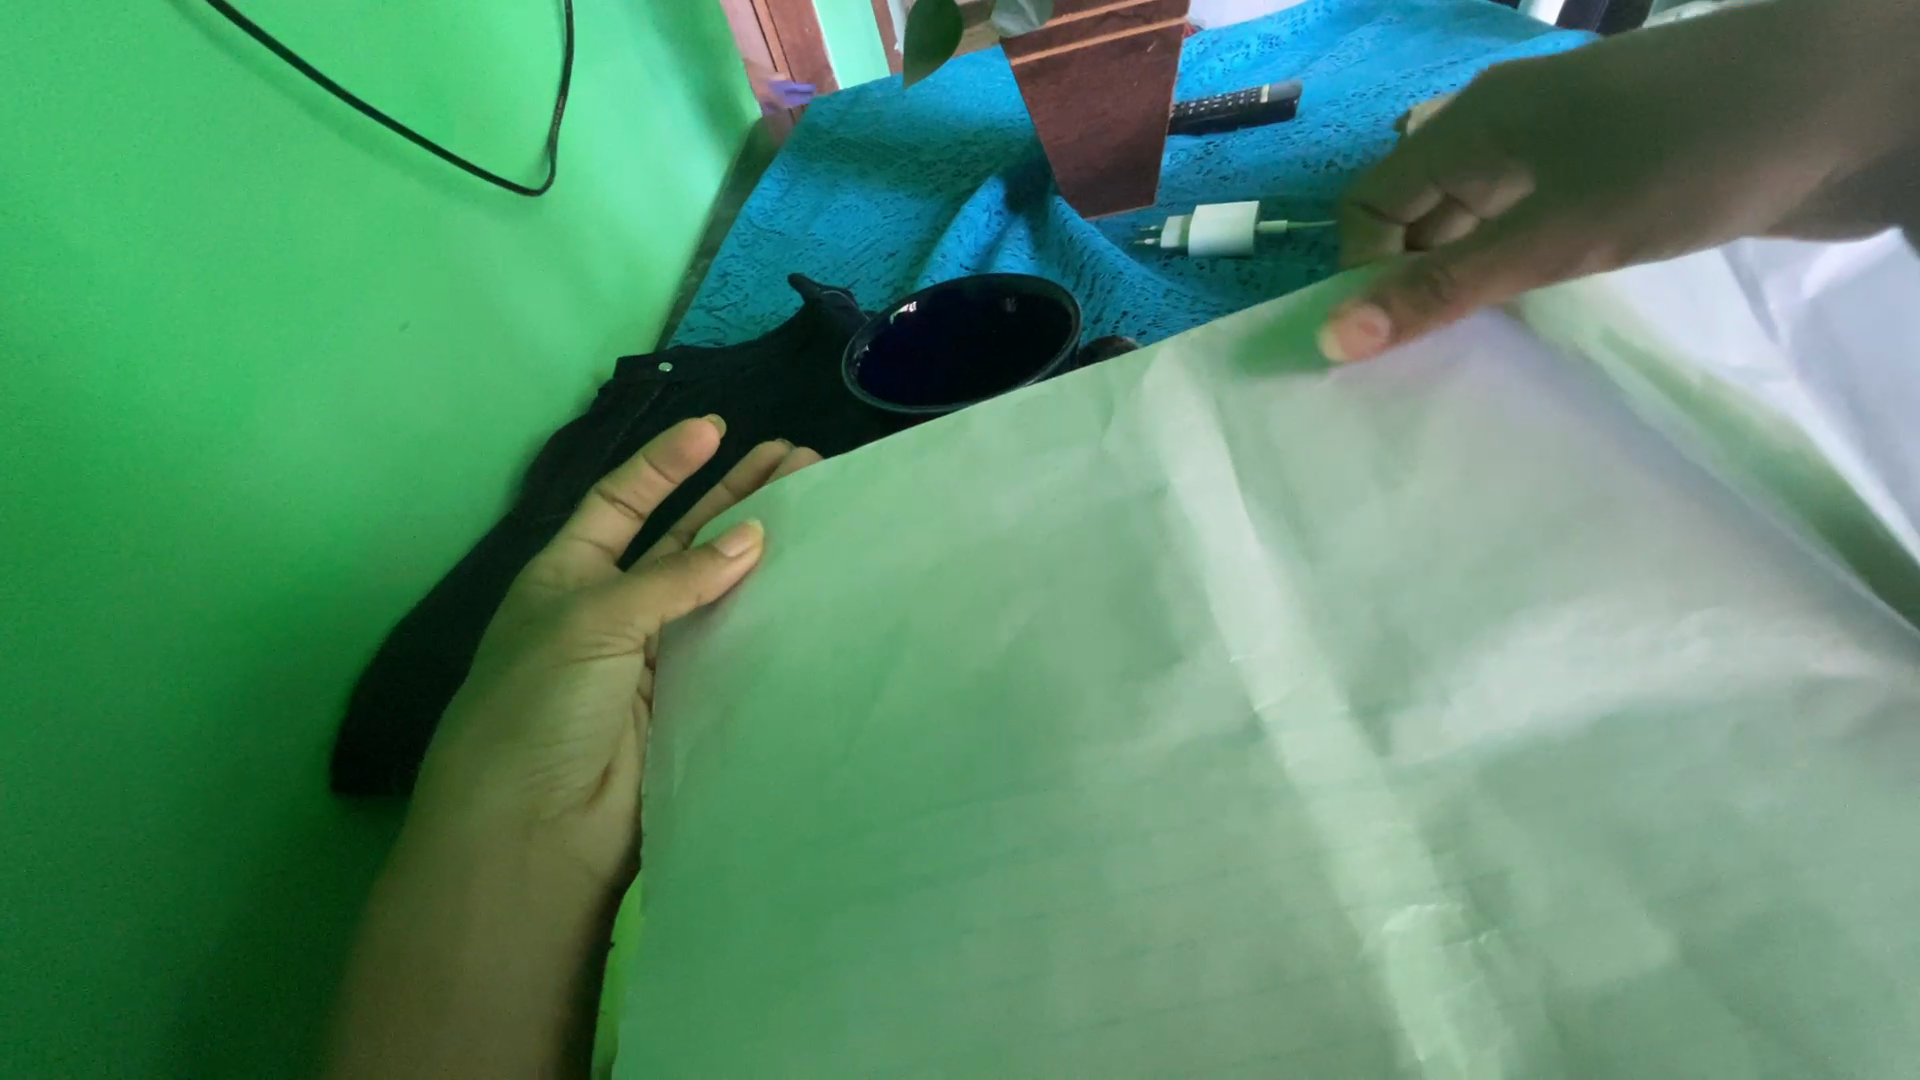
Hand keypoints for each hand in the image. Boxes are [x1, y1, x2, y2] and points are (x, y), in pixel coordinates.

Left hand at [330, 418, 818, 1079]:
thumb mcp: (591, 622)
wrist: (535, 832)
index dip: (664, 464)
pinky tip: (802, 583)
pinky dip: (764, 611)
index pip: (621, 501)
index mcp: (567, 576)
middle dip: (731, 495)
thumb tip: (754, 538)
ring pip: (716, 587)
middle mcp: (614, 606)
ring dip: (758, 549)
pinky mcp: (692, 694)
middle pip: (681, 536)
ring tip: (810, 505)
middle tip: (790, 458)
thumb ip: (674, 579)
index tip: (715, 430)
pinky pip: (732, 639)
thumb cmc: (538, 708)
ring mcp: (657, 652)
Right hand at [1320, 0, 1919, 362]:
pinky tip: (1521, 300)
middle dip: (1405, 278)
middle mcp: (1499, 129)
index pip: (1370, 205)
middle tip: (1426, 345)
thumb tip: (1329, 340)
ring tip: (1471, 332)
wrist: (1889, 93)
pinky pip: (1517, 221)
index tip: (1391, 331)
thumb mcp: (1553, 236)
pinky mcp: (1599, 169)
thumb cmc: (1698, 154)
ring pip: (1465, 220)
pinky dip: (1503, 264)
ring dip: (1455, 276)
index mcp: (1472, 124)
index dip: (1362, 269)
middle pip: (1413, 213)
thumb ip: (1437, 291)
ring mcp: (1553, 146)